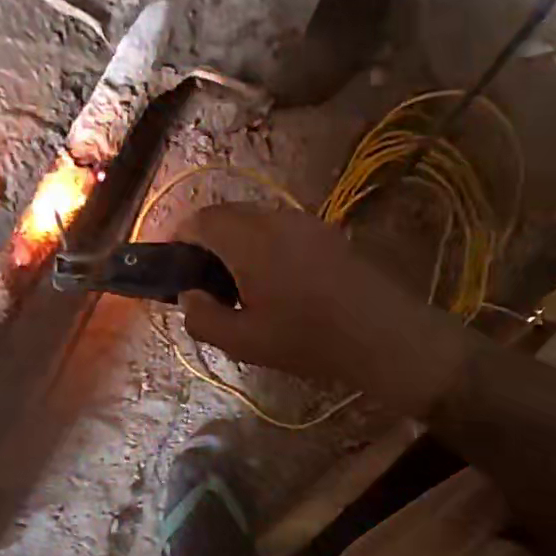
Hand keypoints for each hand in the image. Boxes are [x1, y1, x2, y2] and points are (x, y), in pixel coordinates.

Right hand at [177, 203, 468, 408]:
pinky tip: (272, 280)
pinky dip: (261, 242)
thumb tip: (188, 295)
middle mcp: (274, 219)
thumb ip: (202, 318)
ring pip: (254, 218)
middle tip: (200, 277)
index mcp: (248, 240)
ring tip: (235, 281)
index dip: (178, 237)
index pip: (200, 220)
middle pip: (225, 213)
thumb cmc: (307, 340)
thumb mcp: (243, 341)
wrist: (384, 335)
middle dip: (204, 238)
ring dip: (234, 240)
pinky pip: (279, 226)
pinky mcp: (326, 231)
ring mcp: (304, 221)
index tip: (171, 266)